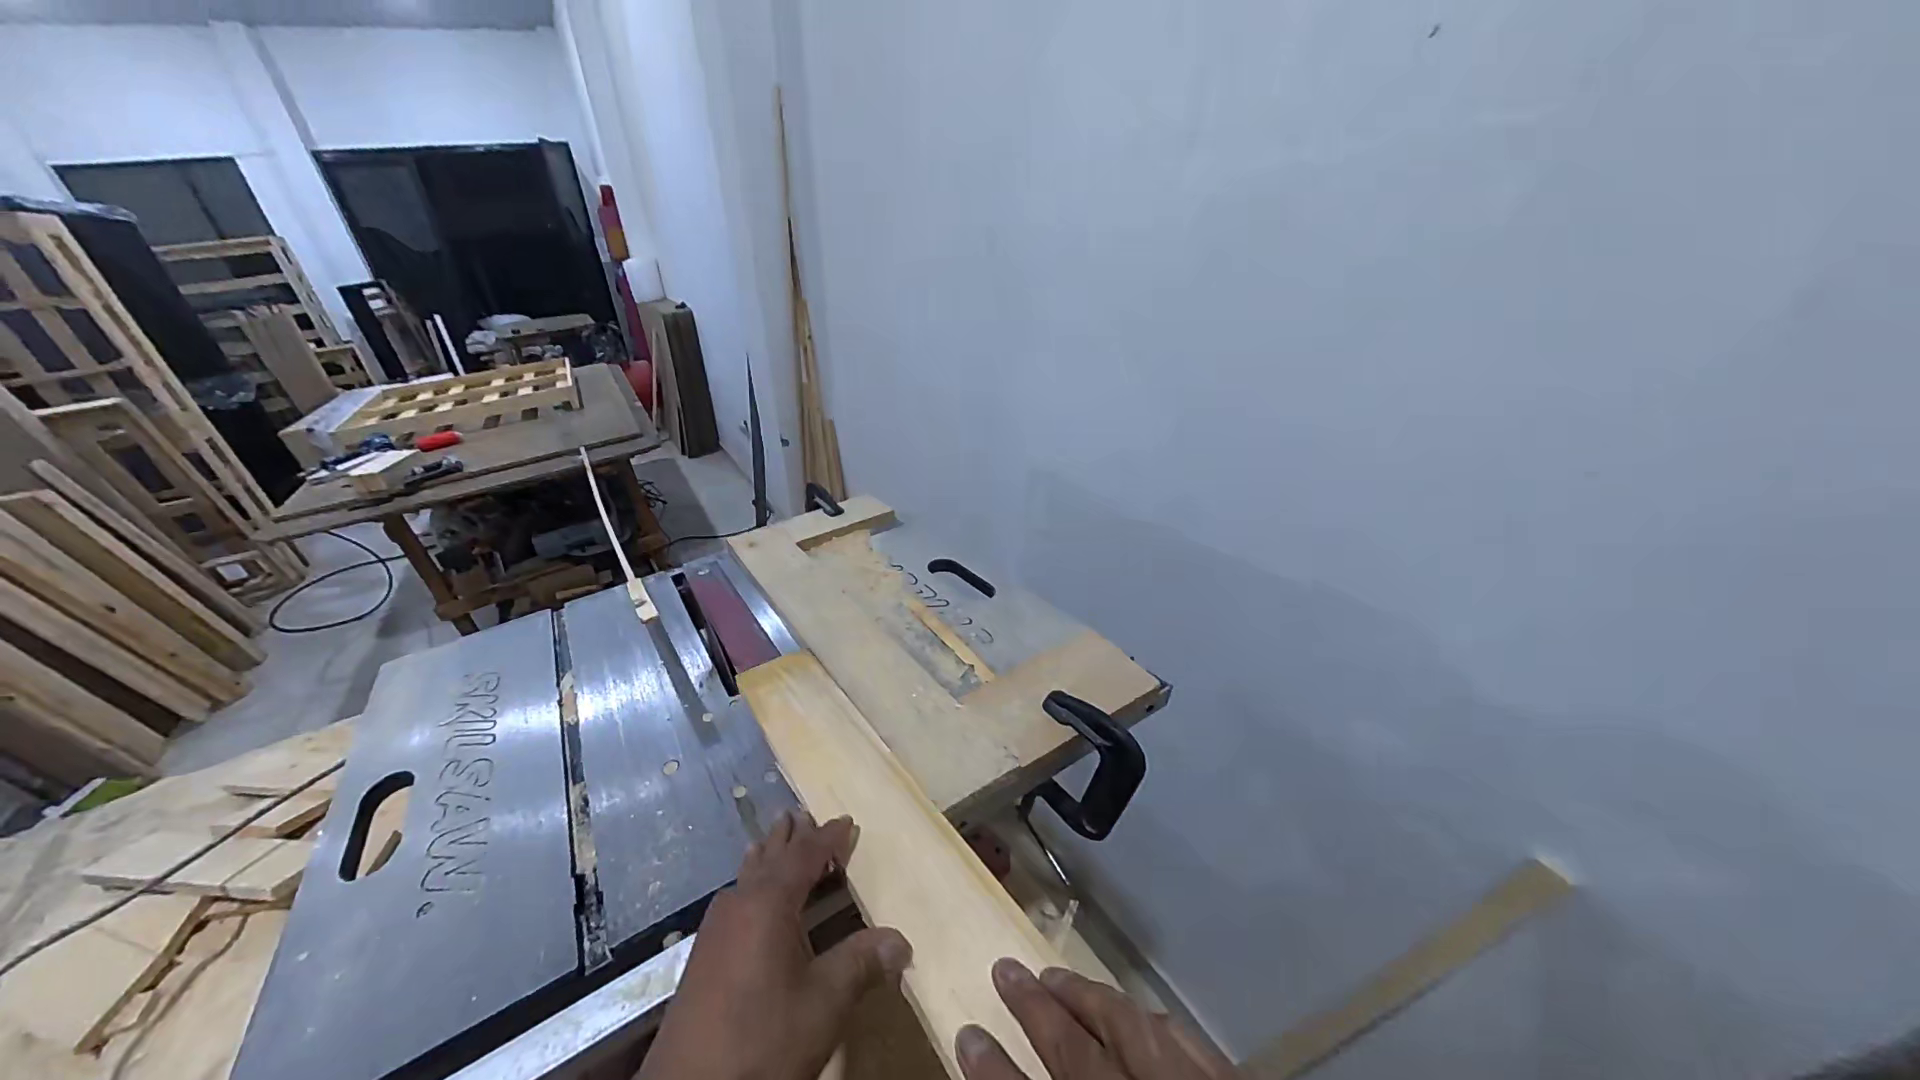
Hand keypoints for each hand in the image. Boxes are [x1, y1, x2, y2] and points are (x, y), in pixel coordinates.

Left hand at [638, 811, 912, 1079]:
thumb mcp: (823, 1003)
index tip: (846, 820)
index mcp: (769, 903)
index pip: (804, 856)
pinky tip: (751, 901)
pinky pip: (736, 899)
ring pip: (747, 877)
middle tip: (802, 813)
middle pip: (769, 858)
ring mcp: (715, 931)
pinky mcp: (702, 958)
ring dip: (768, 858)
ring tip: (775, 841)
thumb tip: (902, 941)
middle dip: (790, 838)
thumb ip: (861, 964)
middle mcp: (739, 905)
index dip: (828, 837)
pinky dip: (754, 884)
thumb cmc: (762, 1038)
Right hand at [956, 959, 1234, 1079]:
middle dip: (1035, 1009)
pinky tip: (1135, 1013)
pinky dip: (1148, 1022)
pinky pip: (1183, 1042)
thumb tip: (1012, 1078)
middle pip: (1075, 1054)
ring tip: (1055, 977)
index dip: (994, 1073)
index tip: (967, 1034)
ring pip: (1129, 1028)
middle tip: (1005, 969)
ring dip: (1087, 999)